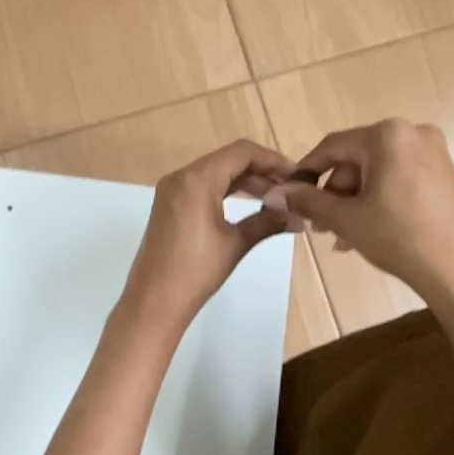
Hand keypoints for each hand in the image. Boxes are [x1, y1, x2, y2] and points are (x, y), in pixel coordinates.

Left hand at [119, 139, 295, 335]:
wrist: (154, 301)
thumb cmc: (195, 272)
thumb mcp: (235, 243)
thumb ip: (267, 221)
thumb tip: (299, 216)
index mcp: (197, 180)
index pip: (242, 153)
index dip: (273, 160)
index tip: (298, 175)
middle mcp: (181, 177)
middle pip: (229, 160)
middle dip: (262, 172)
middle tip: (292, 189)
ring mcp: (172, 191)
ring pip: (216, 173)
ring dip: (246, 182)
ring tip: (277, 199)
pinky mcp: (169, 205)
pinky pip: (203, 187)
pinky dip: (227, 191)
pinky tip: (250, 204)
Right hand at [266, 119, 453, 317]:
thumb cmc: (399, 237)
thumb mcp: (346, 219)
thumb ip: (308, 201)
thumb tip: (274, 193)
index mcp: (386, 135)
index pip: (332, 147)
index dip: (306, 172)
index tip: (290, 197)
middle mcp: (412, 133)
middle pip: (356, 158)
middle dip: (335, 192)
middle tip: (322, 227)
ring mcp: (434, 153)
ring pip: (378, 172)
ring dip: (355, 201)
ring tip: (344, 238)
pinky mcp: (446, 174)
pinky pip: (400, 179)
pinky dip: (380, 200)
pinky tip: (371, 232)